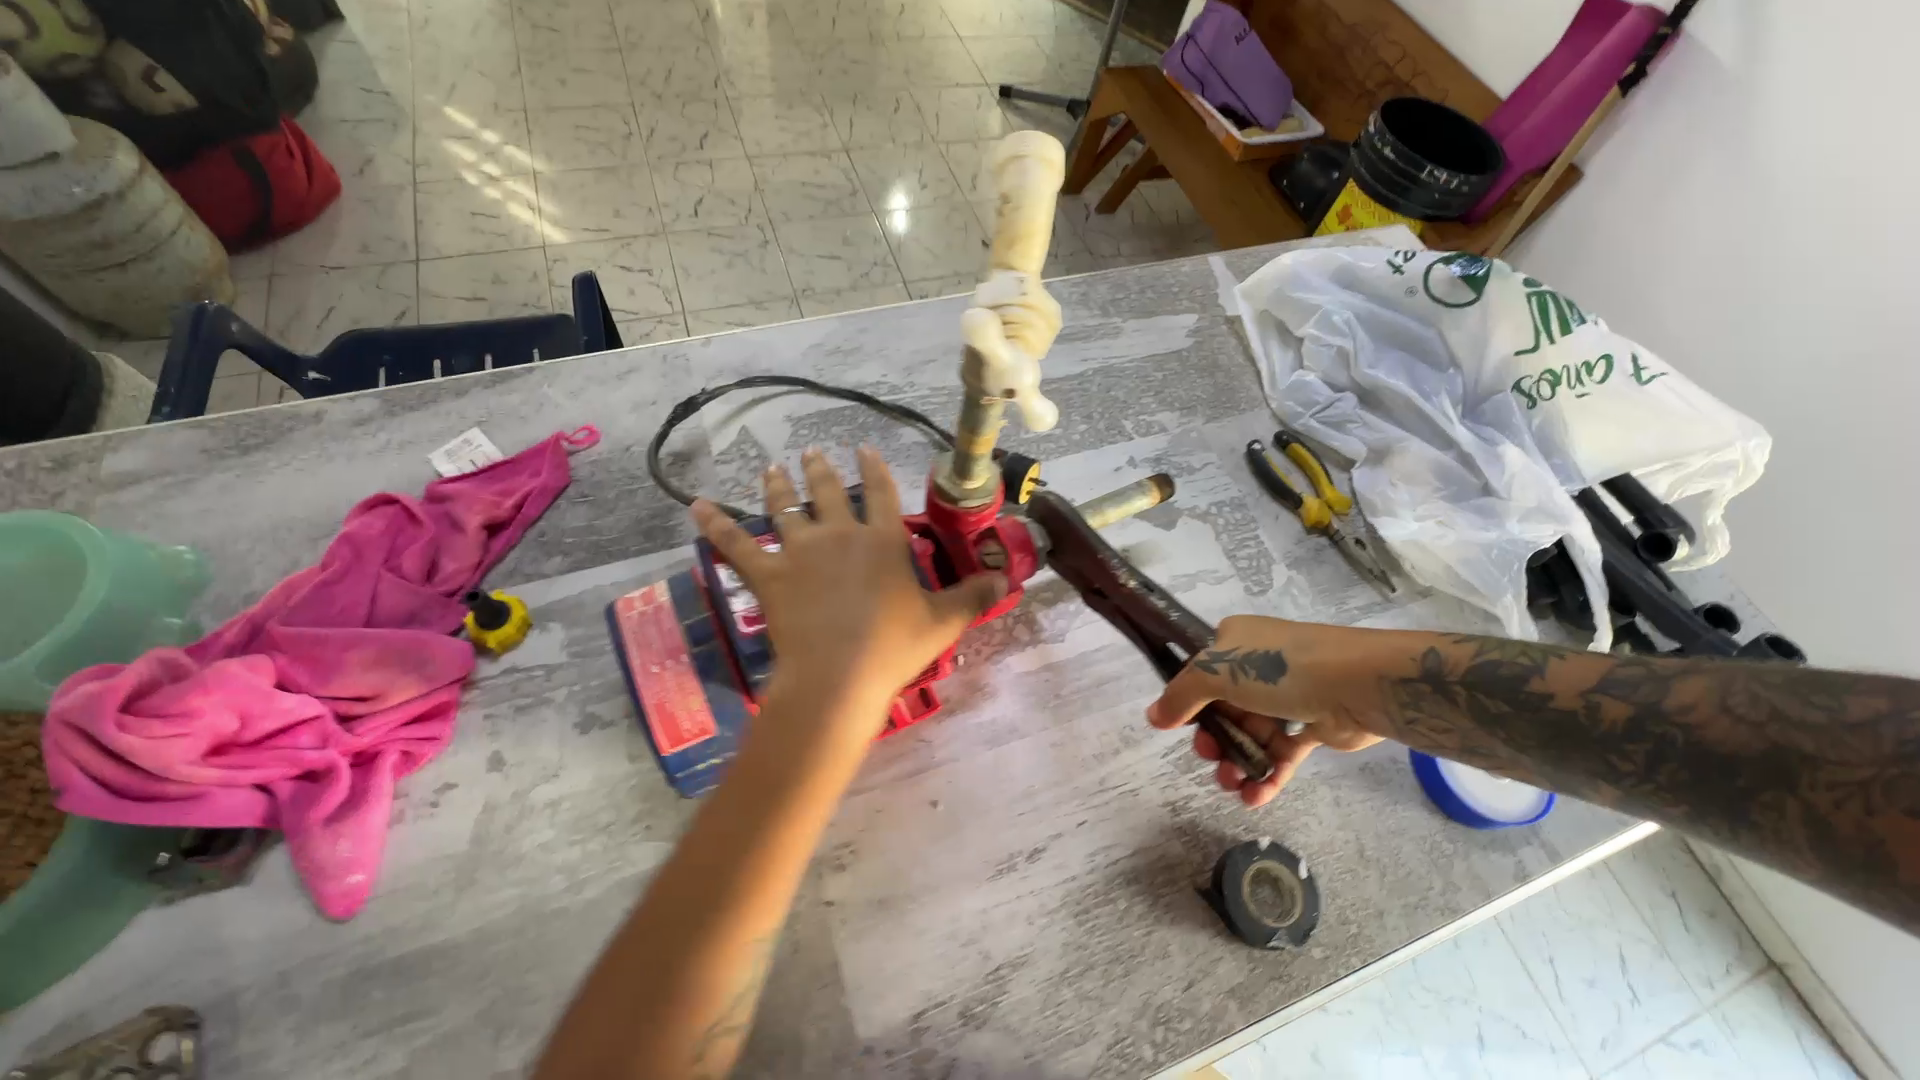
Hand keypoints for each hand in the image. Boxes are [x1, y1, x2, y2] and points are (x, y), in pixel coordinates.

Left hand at [690, 446, 1006, 740]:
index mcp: (883, 541)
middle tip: (810, 453)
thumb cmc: (894, 647)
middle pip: (830, 492)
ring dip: (778, 486)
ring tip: (772, 468)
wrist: (839, 675)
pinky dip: (714, 523)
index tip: (865, 449)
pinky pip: (735, 543)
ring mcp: (800, 551)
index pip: (882, 493)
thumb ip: (973, 596)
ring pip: (785, 507)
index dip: (875, 468)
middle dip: (821, 469)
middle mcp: (840, 534)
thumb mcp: (943, 621)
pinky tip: (694, 505)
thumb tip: (1006, 577)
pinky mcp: (767, 575)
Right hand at [1146, 615, 1383, 806]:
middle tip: (1212, 760)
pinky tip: (1256, 797)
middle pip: (1224, 710)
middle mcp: (1260, 665)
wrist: (1359, 684)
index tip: (1185, 731)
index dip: (1191, 707)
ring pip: (1250, 735)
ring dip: (1238, 763)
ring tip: (1234, 787)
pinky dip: (1267, 775)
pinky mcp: (1313, 724)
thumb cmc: (1280, 669)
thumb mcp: (1216, 672)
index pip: (1201, 676)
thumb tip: (1153, 716)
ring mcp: (1288, 696)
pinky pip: (1280, 753)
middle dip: (1215, 742)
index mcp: (1235, 642)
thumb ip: (1181, 696)